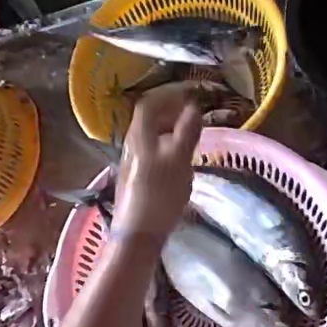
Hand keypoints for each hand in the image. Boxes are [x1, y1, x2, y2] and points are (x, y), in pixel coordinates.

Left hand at [113, 87, 202, 242]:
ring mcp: (133, 162)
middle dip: (172, 110)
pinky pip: (154, 151)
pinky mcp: (137, 178)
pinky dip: (169, 146)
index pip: (150, 103)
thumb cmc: (159, 193)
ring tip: (192, 134)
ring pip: (152, 136)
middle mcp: (132, 144)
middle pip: (149, 118)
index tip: (191, 93)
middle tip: (194, 112)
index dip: (169, 94)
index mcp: (139, 134)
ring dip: (171, 129)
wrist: (138, 233)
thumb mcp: (179, 159)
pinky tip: (182, 160)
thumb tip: (194, 107)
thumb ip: (187, 131)